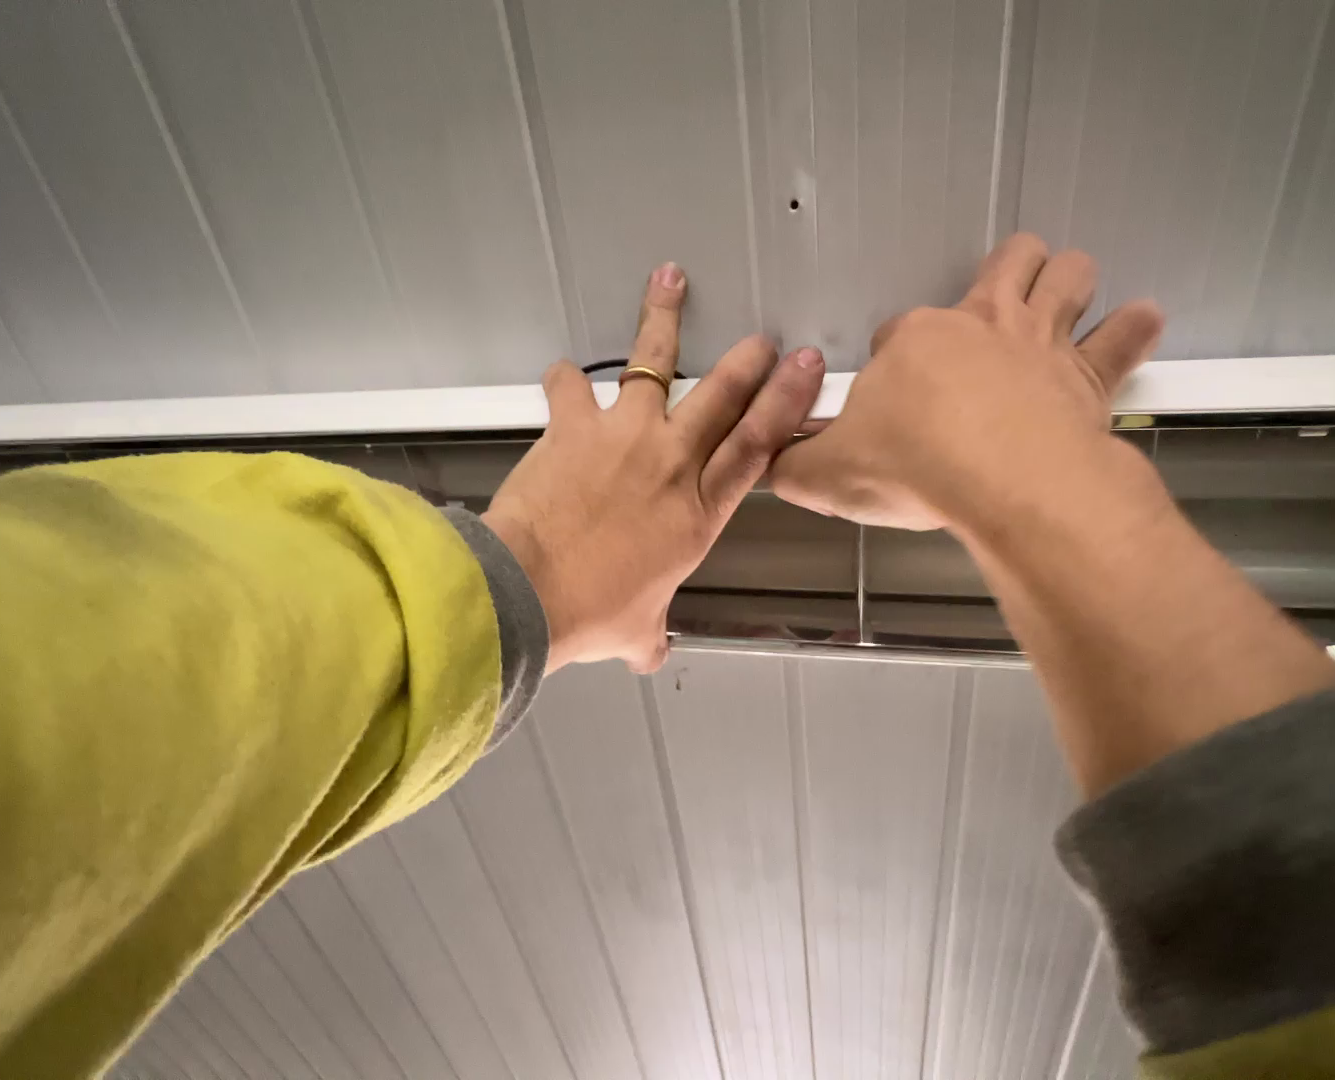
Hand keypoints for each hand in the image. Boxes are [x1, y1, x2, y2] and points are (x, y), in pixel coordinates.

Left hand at [483, 263, 824, 672]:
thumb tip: (651, 653)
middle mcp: (670, 463)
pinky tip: (563, 370)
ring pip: (655, 367)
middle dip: (748, 362)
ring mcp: (623, 437)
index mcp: (698, 512)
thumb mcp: (635, 632)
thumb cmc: (592, 613)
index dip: (786, 403)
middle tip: (765, 337)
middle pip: (721, 398)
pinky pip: (571, 388)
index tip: (806, 368)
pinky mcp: (573, 426)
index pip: (756, 447)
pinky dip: (567, 379)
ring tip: (669, 280)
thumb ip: (650, 636)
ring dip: (663, 321)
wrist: (528, 593)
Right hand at [771, 233, 1162, 532]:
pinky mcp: (1088, 374)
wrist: (999, 482)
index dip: (893, 358)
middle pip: (1001, 268)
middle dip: (1002, 275)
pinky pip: (1121, 336)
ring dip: (1066, 278)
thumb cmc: (910, 469)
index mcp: (913, 342)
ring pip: (1066, 274)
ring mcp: (1039, 342)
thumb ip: (792, 467)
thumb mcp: (824, 476)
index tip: (893, 398)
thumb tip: (768, 465)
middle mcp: (979, 325)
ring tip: (1065, 291)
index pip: (897, 333)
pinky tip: (1138, 321)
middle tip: (997, 300)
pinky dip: (1131, 327)